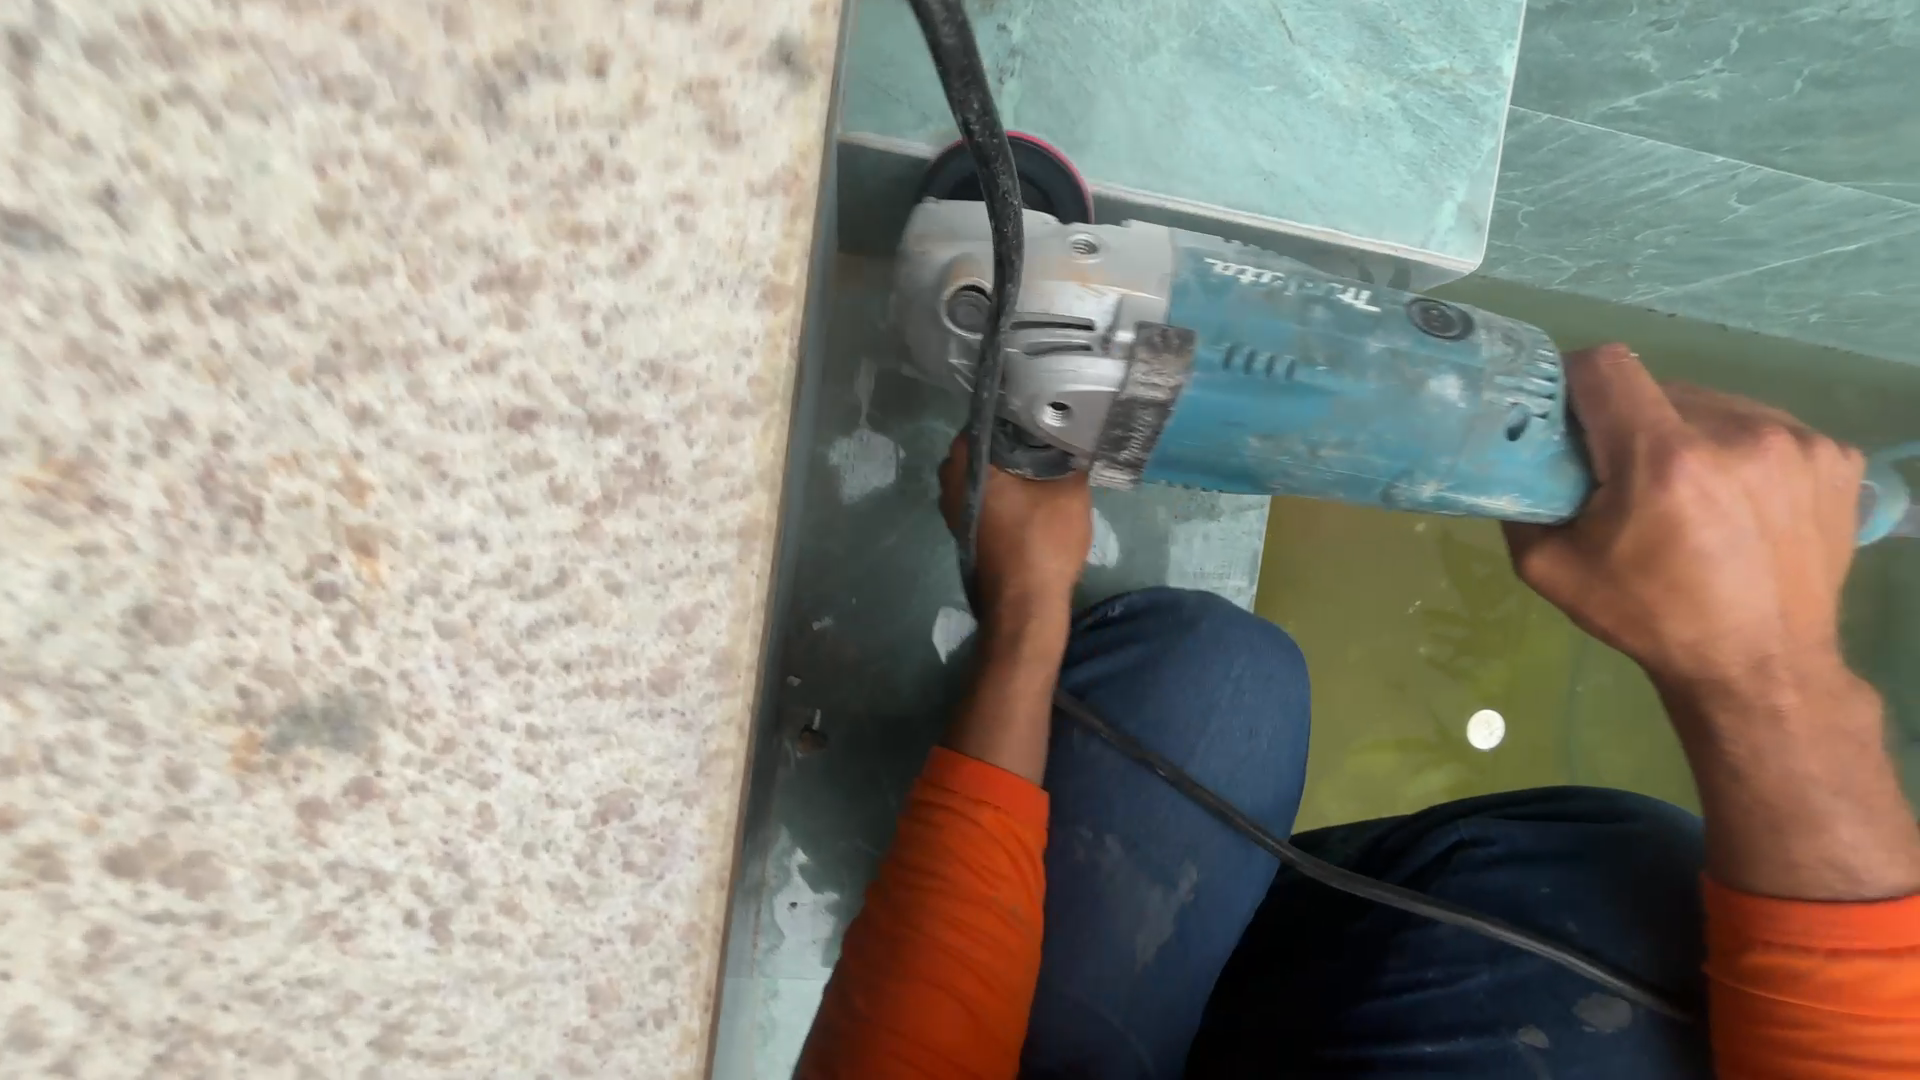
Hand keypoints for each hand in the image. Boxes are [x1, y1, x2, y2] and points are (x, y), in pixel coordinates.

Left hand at [939, 433, 1091, 628]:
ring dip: (1009, 472)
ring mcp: (952, 508)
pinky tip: (1031, 496)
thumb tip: (1069, 439)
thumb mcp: (1069, 486)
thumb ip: (1066, 454)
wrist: (1025, 601)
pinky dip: (1004, 494)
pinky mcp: (964, 530)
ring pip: (984, 475)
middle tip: (1047, 442)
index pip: (990, 417)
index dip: (1018, 415)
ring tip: (1044, 468)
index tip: (1043, 415)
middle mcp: (949, 478)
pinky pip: (984, 499)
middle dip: (1013, 444)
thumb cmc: (1042, 537)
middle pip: (985, 447)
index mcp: (966, 457)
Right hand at [1504, 344, 1863, 707]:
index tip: (1557, 410)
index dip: (1570, 378)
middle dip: (1621, 419)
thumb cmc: (1641, 613)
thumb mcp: (1546, 566)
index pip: (1607, 367)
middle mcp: (1738, 434)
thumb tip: (1512, 462)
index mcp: (1662, 459)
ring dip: (1676, 432)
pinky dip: (1728, 449)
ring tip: (1671, 486)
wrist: (1758, 662)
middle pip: (1655, 387)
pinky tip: (1724, 496)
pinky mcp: (1835, 457)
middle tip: (1608, 468)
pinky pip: (1759, 425)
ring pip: (1708, 404)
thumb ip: (1522, 503)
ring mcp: (1798, 442)